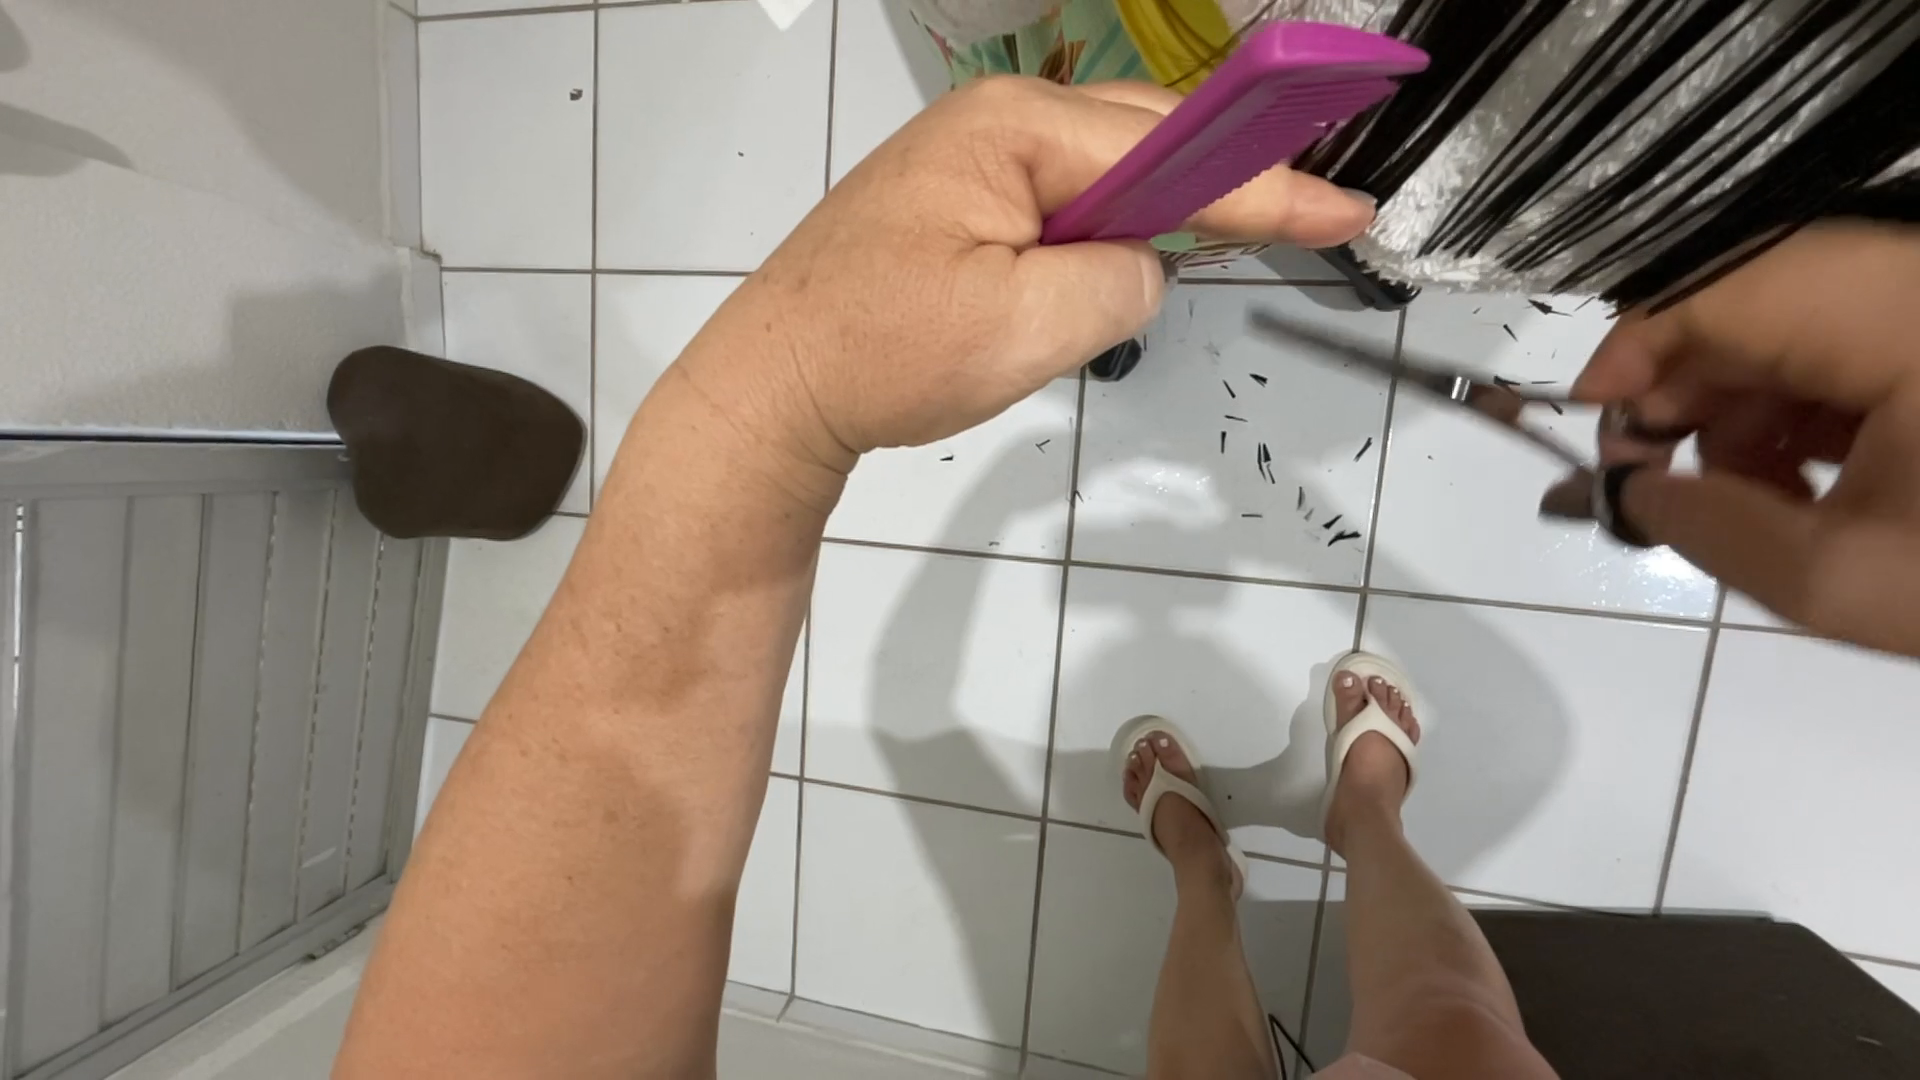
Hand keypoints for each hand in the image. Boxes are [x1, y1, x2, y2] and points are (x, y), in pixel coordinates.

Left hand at [672, 76, 1373, 480]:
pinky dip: (1097, 236)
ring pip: (1096, 179)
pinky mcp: (950, 212)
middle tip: (1297, 221)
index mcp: (1017, 133)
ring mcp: (965, 167)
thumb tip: (1143, 263)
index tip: (1343, 209)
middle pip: (1139, 140)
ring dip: (1156, 213)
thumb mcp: (1023, 328)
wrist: (780, 387)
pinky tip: (1109, 265)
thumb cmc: (887, 357)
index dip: (1265, 187)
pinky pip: (1052, 210)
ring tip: (1212, 246)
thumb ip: (1117, 283)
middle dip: (1220, 183)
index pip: (1170, 148)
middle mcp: (993, 127)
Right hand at [1571, 221, 1919, 656]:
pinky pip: (1851, 340)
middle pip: (1757, 299)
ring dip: (1738, 401)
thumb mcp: (1837, 581)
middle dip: (1681, 385)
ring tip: (1742, 486)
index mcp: (1917, 333)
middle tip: (1654, 465)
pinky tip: (1805, 470)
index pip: (1732, 289)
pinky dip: (1801, 404)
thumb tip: (1626, 486)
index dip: (1637, 345)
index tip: (1593, 416)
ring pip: (1797, 322)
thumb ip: (1699, 526)